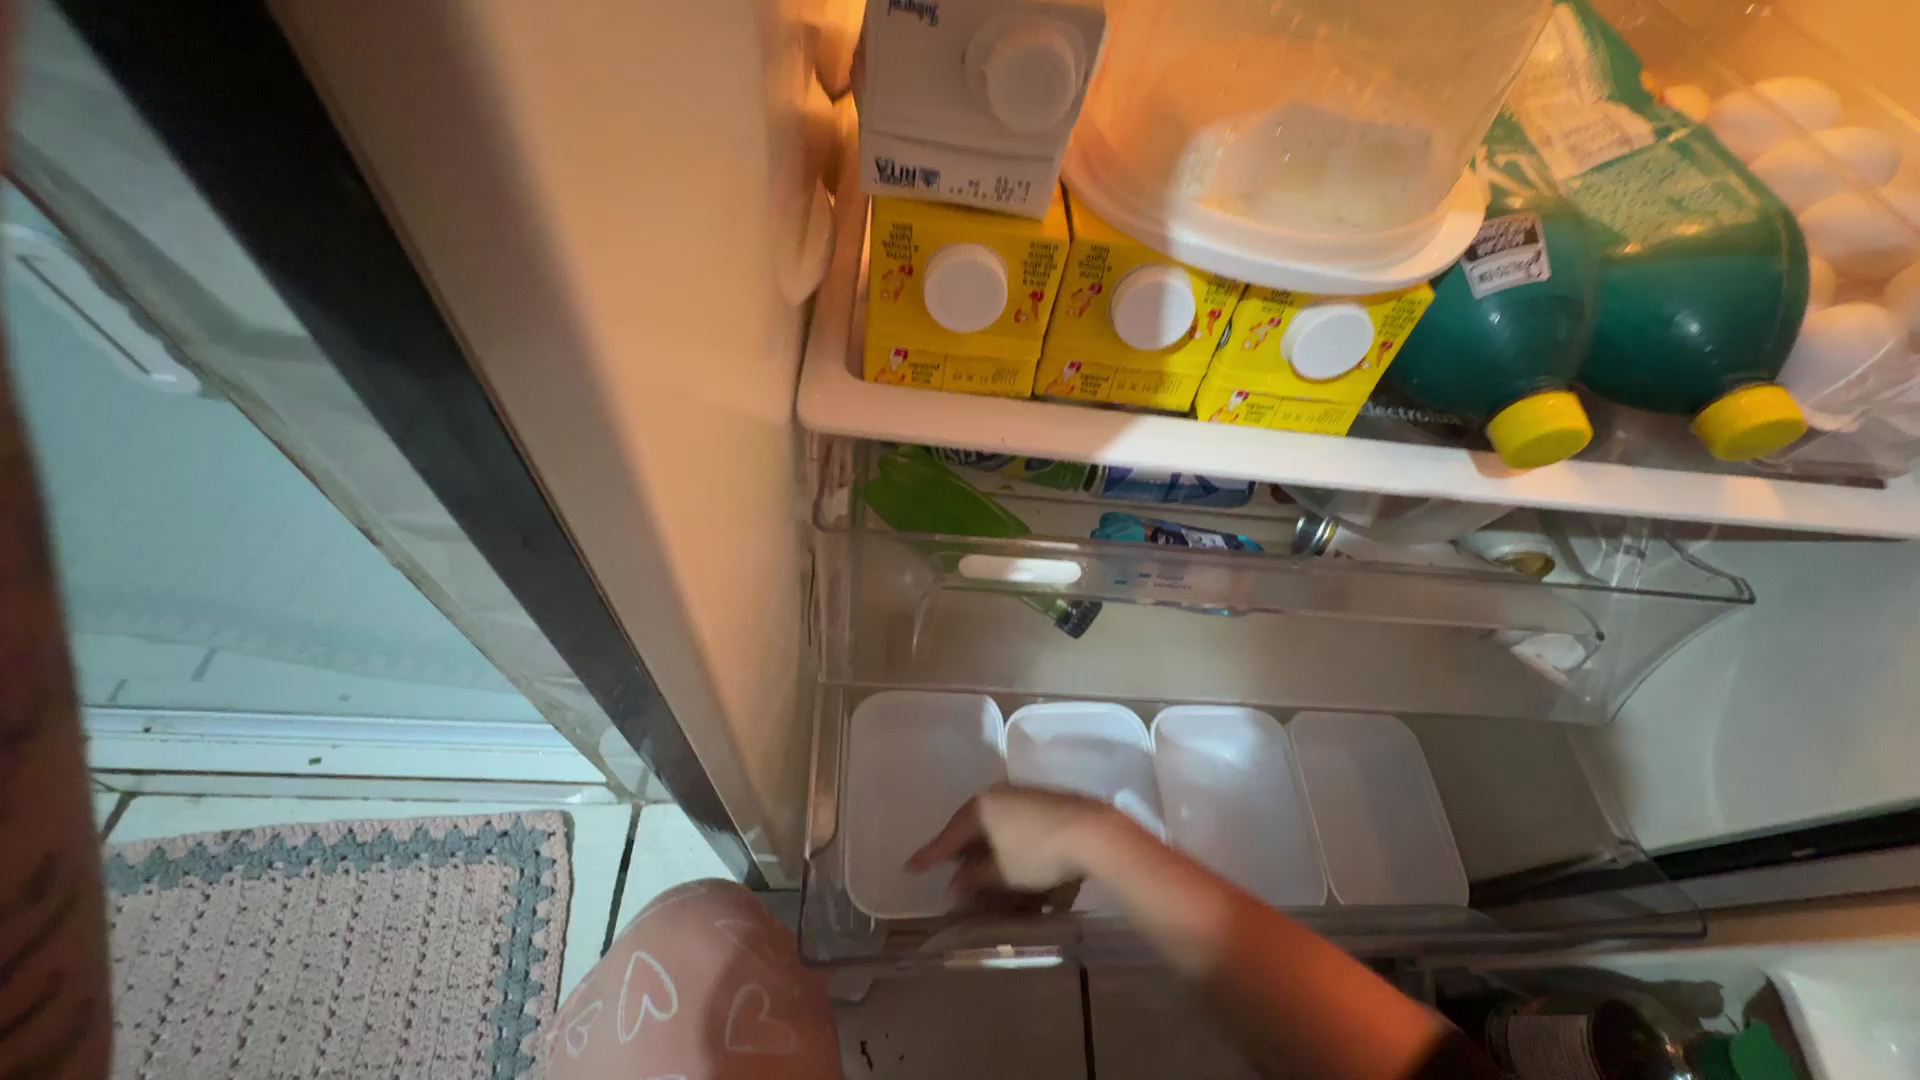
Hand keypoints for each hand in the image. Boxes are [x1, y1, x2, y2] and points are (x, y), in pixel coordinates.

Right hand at [904, 784, 1121, 899]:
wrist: (1092, 831)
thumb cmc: (1038, 852)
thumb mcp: (1001, 872)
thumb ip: (974, 877)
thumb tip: (956, 883)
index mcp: (980, 806)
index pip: (948, 836)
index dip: (929, 855)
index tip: (910, 868)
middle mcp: (998, 794)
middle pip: (973, 828)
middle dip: (964, 853)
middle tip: (953, 873)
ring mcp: (1024, 796)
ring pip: (997, 828)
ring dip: (990, 853)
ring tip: (987, 875)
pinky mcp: (1047, 804)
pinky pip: (1017, 827)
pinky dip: (1011, 847)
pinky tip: (1017, 864)